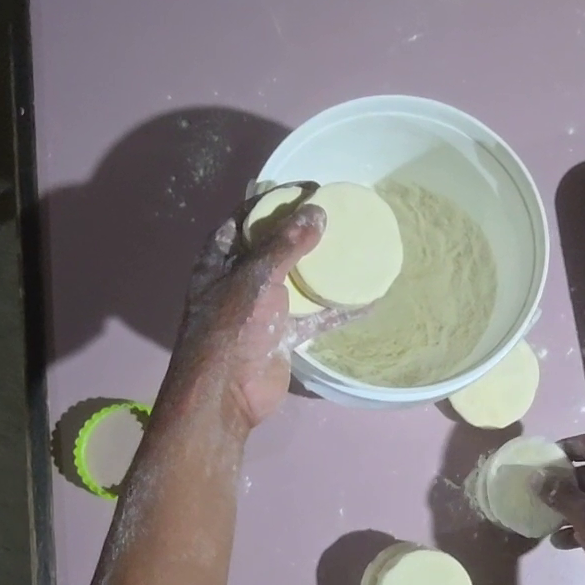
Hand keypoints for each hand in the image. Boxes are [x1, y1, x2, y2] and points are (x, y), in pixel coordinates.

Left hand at [161, 202, 338, 436]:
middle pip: (272, 247)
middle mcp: (238, 280)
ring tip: (351, 246)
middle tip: (335, 214)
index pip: (244, 219)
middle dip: (300, 232)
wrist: (226, 393)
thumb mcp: (256, 278)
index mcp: (219, 260)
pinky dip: (336, 310)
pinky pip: (314, 318)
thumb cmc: (231, 328)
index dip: (271, 201)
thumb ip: (286, 245)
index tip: (306, 190)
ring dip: (320, 268)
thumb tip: (318, 211)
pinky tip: (365, 299)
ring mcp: (261, 310)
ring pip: (295, 281)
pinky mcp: (282, 336)